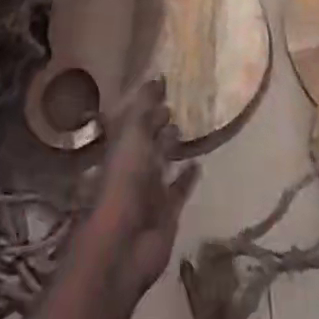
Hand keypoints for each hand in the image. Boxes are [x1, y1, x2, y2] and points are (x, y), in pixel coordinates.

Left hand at [90, 80, 199, 298]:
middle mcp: (133, 166)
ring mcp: (150, 189)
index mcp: (120, 147)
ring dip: (172, 147)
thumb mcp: (132, 135)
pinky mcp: (167, 211)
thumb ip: (145, 107)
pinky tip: (198, 163)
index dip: (146, 104)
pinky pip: (179, 189)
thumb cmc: (124, 180)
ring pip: (162, 162)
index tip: (163, 86)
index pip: (134, 119)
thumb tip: (157, 76)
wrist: (125, 241)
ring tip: (187, 129)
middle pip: (147, 140)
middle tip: (175, 106)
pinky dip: (187, 177)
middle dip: (158, 123)